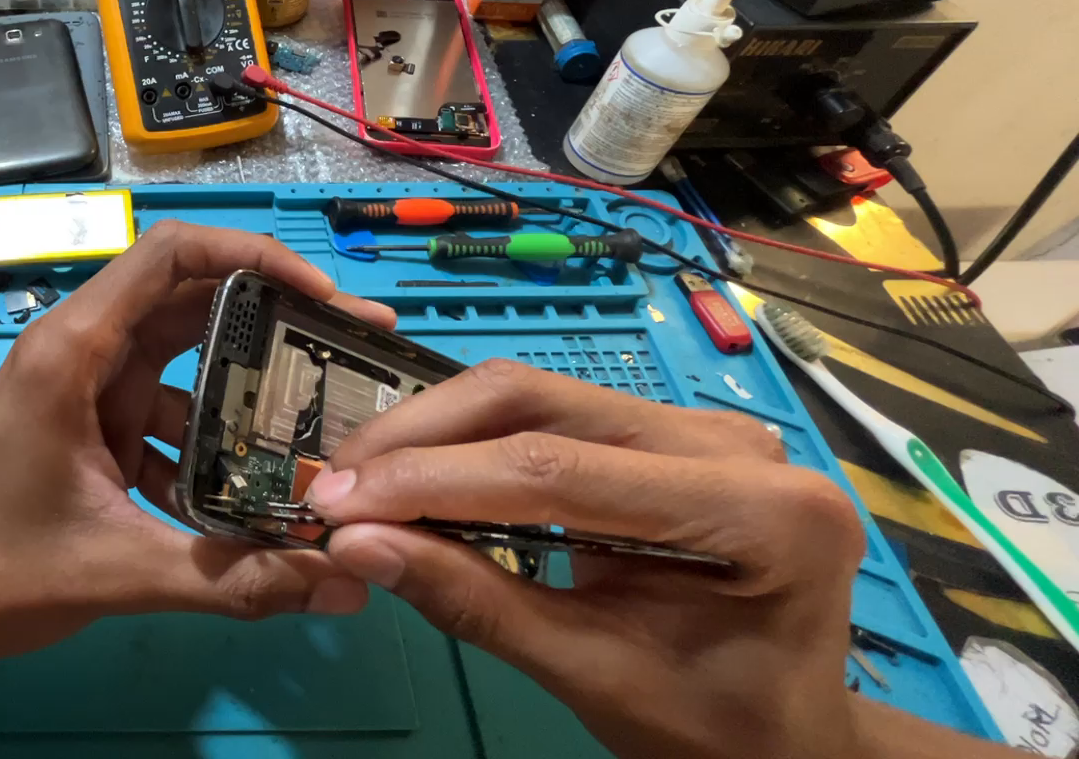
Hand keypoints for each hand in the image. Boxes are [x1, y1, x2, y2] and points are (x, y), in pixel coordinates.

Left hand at [0, 221, 387, 667]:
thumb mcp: (119, 570)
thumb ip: (233, 579)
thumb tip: (344, 588)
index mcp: (75, 349)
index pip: (170, 256)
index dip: (249, 253)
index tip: (318, 291)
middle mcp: (81, 348)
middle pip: (186, 298)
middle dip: (267, 311)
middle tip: (346, 341)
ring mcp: (84, 384)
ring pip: (179, 358)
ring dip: (238, 384)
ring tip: (314, 418)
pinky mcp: (88, 421)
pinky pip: (162, 409)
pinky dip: (203, 438)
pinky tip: (241, 491)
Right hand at [306, 359, 869, 758]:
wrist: (781, 733)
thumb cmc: (709, 729)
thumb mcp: (590, 678)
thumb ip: (471, 601)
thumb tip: (352, 545)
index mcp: (752, 510)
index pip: (552, 469)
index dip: (430, 479)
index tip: (337, 501)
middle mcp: (720, 439)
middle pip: (528, 401)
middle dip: (416, 438)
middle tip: (336, 482)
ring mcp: (681, 422)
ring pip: (518, 392)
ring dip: (426, 430)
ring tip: (361, 476)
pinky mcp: (641, 424)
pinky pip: (529, 410)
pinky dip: (456, 438)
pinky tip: (412, 468)